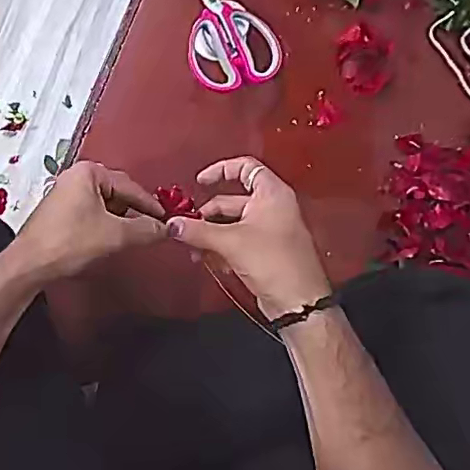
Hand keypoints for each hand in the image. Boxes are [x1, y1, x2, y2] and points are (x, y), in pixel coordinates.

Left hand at [5, 161, 166, 283]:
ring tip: (135, 236)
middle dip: (135, 211)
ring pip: (105, 203)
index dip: (150, 205)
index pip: (130, 186)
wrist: (29, 265)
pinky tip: (112, 238)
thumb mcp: (115, 235)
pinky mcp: (60, 211)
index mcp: (88, 172)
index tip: (167, 219)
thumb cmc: (71, 242)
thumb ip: (145, 229)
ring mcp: (66, 193)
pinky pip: (92, 211)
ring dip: (121, 219)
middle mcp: (76, 176)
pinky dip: (106, 223)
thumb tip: (167, 228)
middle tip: (153, 228)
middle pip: (118, 192)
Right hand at [166, 157, 331, 319]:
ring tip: (194, 251)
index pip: (245, 167)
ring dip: (210, 235)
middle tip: (185, 229)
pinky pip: (237, 241)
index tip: (199, 182)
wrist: (298, 302)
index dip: (220, 170)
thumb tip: (172, 224)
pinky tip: (209, 262)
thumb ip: (198, 231)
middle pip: (231, 200)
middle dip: (206, 215)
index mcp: (271, 193)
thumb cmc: (272, 262)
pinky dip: (222, 247)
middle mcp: (271, 207)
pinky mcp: (265, 250)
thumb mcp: (230, 242)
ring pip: (231, 224)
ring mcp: (269, 229)